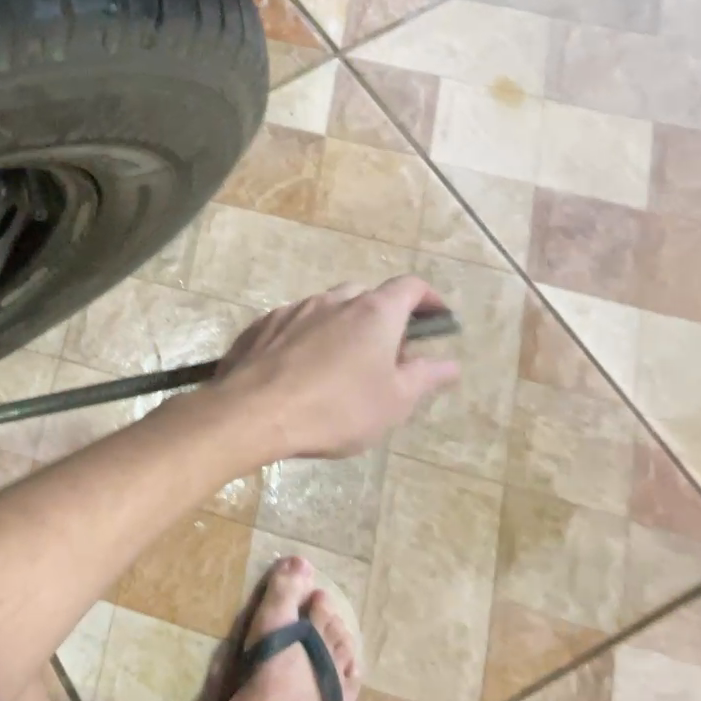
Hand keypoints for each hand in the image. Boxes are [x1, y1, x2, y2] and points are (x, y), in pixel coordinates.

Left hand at [195, 276, 460, 460]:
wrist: (251, 413)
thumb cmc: (334, 409)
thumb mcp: (394, 401)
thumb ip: (424, 377)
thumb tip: (449, 362)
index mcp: (372, 312)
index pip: (409, 286)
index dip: (427, 299)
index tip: (436, 319)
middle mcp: (329, 301)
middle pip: (364, 295)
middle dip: (381, 316)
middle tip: (386, 353)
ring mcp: (288, 312)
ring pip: (324, 309)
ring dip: (340, 326)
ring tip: (341, 363)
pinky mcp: (257, 328)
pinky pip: (291, 325)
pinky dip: (305, 337)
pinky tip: (300, 368)